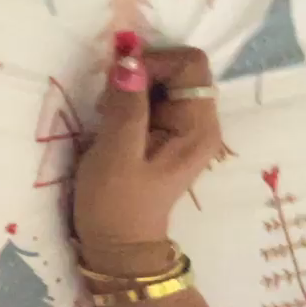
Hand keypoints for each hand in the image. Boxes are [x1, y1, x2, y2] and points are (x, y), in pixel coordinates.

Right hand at [73, 45, 222, 272]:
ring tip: (107, 114)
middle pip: (178, 68)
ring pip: (162, 80)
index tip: (119, 85)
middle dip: (139, 74)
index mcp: (197, 127)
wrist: (116, 245)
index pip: (190, 64)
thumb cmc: (116, 204)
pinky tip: (110, 119)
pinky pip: (151, 97)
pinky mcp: (163, 133)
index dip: (153, 63)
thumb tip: (128, 61)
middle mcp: (198, 122)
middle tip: (109, 102)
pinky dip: (128, 97)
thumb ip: (126, 106)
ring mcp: (181, 128)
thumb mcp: (116, 154)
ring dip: (129, 86)